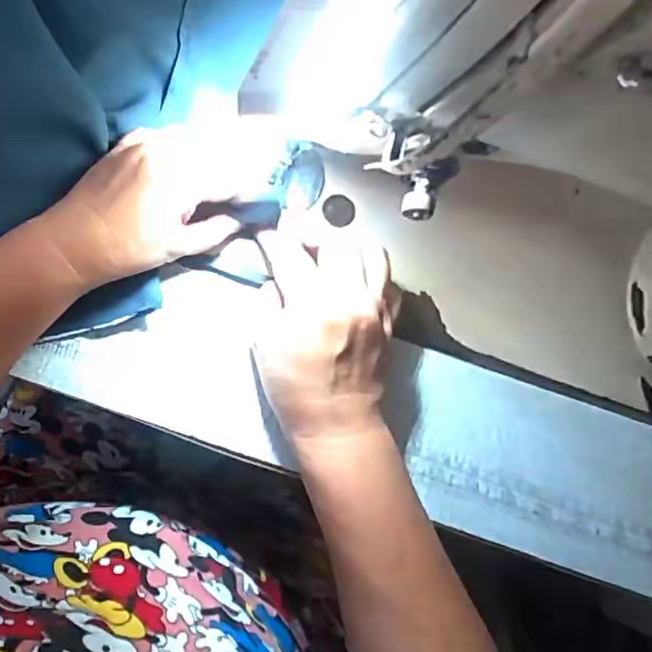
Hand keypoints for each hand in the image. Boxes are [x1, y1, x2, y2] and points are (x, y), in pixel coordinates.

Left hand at [34, 122, 279, 288]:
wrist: (70, 240)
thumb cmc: (123, 251)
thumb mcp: (174, 248)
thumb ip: (213, 231)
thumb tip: (238, 221)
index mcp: (182, 174)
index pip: (234, 174)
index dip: (251, 188)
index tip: (259, 200)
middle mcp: (167, 147)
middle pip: (219, 145)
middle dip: (237, 163)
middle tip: (243, 185)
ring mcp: (145, 140)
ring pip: (194, 135)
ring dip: (212, 150)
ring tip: (216, 175)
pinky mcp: (128, 141)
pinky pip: (167, 134)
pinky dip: (182, 145)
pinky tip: (182, 163)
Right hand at [252, 226, 396, 447]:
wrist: (336, 419)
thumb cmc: (291, 386)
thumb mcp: (262, 342)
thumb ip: (268, 302)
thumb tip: (276, 279)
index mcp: (312, 305)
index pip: (290, 253)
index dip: (273, 237)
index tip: (264, 232)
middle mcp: (349, 298)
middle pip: (338, 240)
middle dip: (313, 232)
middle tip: (297, 237)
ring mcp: (375, 306)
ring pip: (371, 250)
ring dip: (346, 244)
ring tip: (328, 251)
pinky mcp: (389, 317)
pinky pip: (386, 279)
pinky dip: (368, 270)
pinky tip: (351, 279)